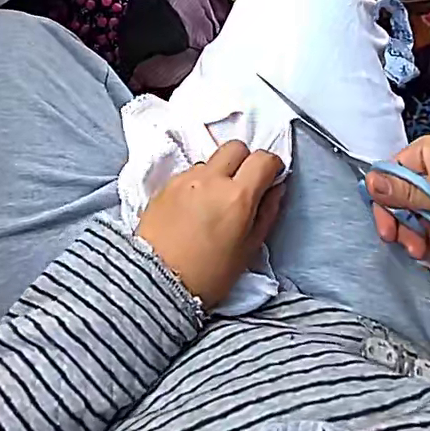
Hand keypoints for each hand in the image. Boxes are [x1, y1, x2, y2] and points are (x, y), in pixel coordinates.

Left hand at [139, 141, 285, 305]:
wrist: (155, 283)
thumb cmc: (208, 275)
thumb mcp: (248, 250)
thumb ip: (267, 213)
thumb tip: (275, 188)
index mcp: (238, 196)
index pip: (263, 158)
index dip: (272, 166)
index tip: (270, 179)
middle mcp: (212, 180)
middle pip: (236, 147)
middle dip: (245, 160)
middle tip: (244, 185)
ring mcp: (186, 179)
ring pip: (211, 160)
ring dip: (219, 173)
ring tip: (214, 201)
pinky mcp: (165, 185)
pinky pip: (190, 173)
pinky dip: (198, 183)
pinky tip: (194, 208)